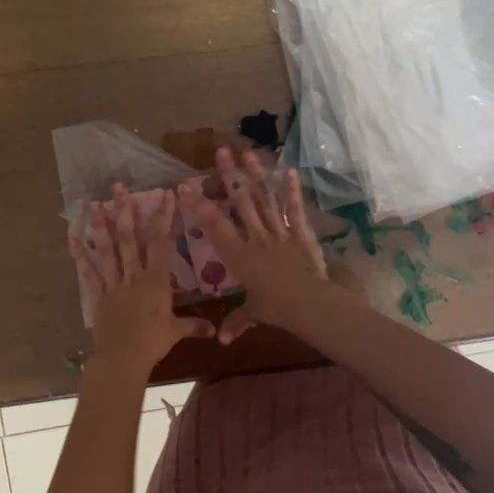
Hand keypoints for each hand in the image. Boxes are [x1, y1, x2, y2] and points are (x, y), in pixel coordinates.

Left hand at [70, 185, 214, 378]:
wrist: (122, 358)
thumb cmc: (152, 343)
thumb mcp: (175, 332)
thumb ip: (193, 325)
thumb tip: (214, 331)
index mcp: (156, 281)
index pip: (161, 243)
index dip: (164, 218)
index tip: (166, 195)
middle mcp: (134, 275)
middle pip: (130, 239)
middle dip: (126, 211)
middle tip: (120, 188)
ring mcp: (114, 283)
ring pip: (108, 250)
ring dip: (102, 226)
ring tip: (95, 204)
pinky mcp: (100, 295)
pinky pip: (90, 273)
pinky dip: (81, 256)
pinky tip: (73, 239)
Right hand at [178, 147, 328, 343]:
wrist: (308, 303)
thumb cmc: (275, 308)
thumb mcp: (253, 313)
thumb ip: (237, 322)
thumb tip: (221, 341)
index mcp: (238, 255)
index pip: (214, 226)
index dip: (199, 205)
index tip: (185, 186)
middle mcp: (255, 237)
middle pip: (240, 202)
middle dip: (229, 176)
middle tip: (220, 152)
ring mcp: (279, 233)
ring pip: (264, 200)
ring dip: (256, 176)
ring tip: (248, 153)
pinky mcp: (300, 234)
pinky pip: (294, 210)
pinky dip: (292, 191)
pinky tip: (289, 172)